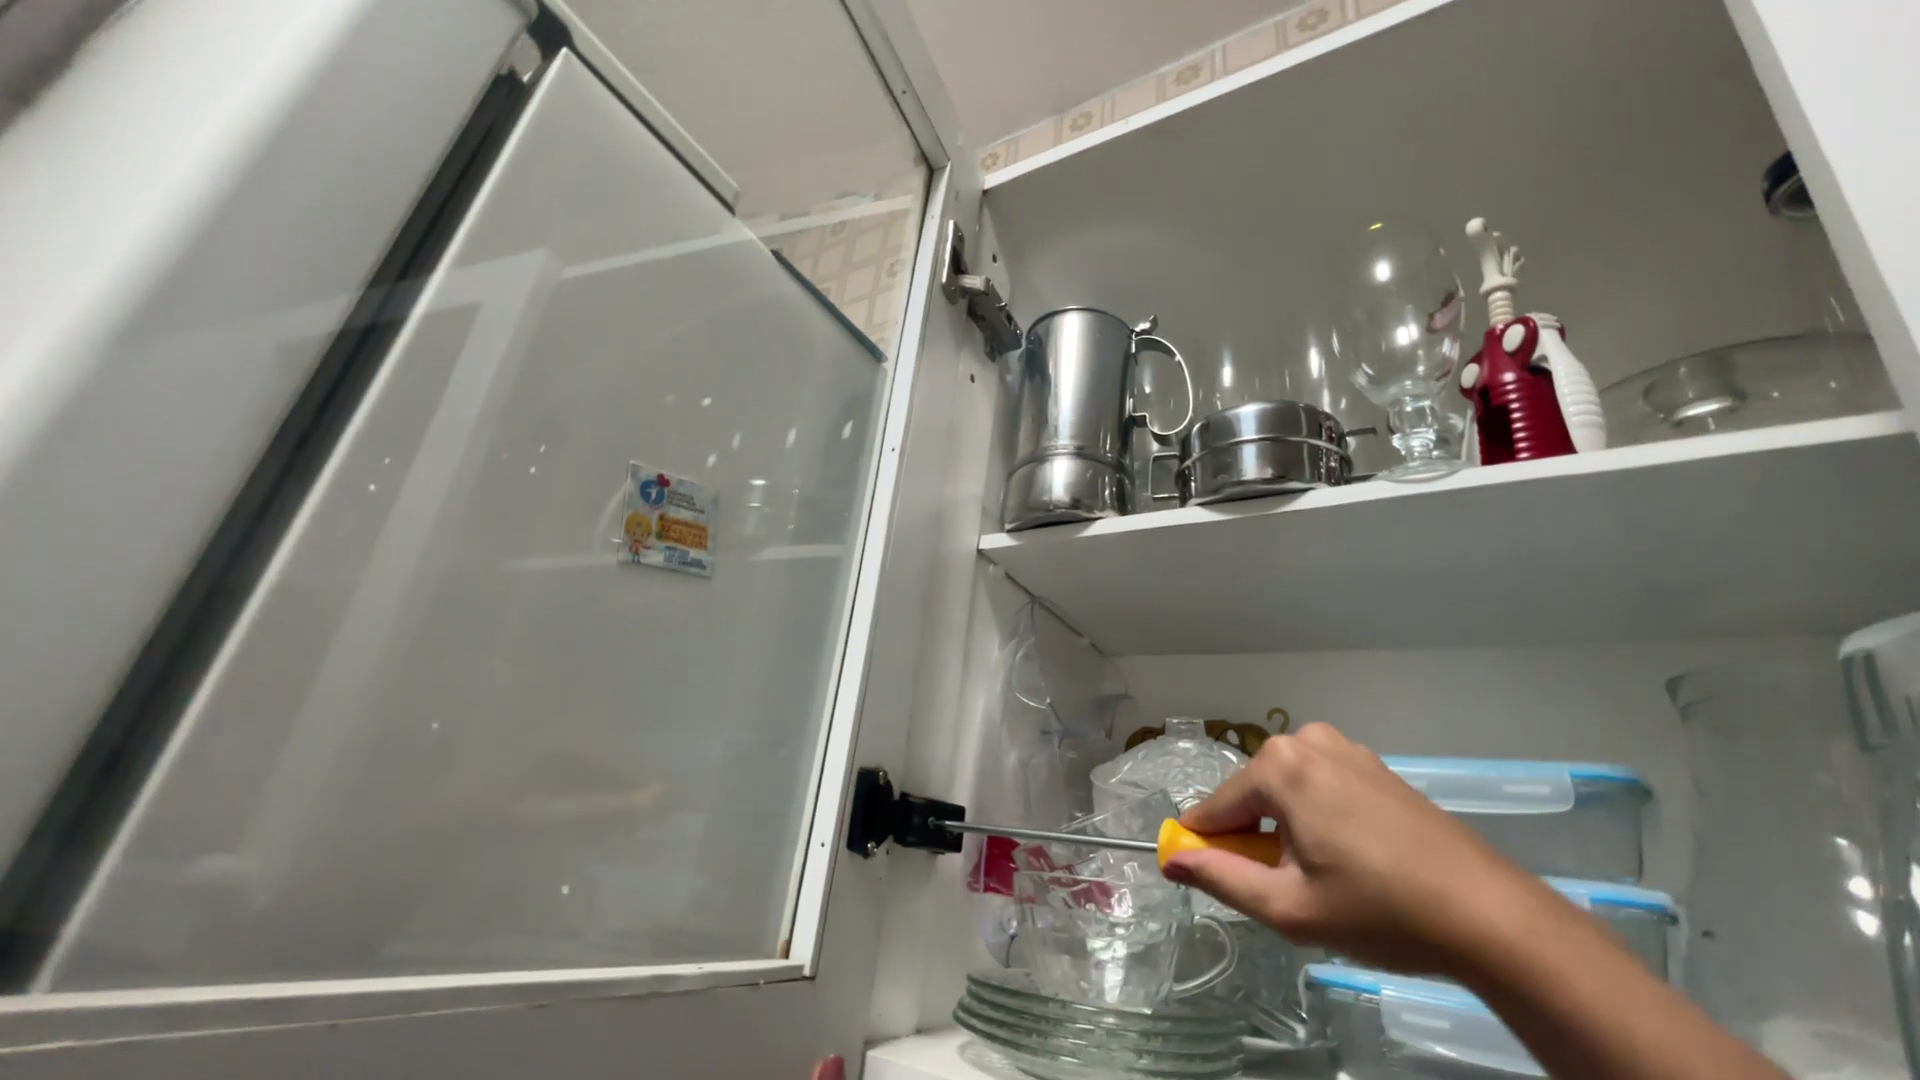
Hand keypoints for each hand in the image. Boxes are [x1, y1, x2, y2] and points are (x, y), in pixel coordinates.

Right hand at [1162, 723, 1555, 976]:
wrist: (1489, 914)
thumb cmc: (1380, 911)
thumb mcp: (1287, 906)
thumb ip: (1220, 878)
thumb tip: (1170, 860)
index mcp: (1280, 767)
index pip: (1215, 808)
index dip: (1205, 847)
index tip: (1210, 881)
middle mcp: (1308, 742)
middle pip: (1251, 794)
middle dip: (1251, 837)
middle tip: (1282, 890)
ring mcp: (1347, 750)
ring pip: (1285, 790)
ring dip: (1283, 828)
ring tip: (1317, 878)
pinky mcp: (1375, 767)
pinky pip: (1319, 787)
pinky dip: (1314, 818)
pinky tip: (1346, 860)